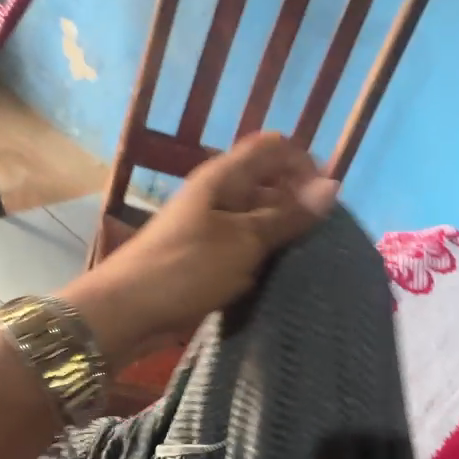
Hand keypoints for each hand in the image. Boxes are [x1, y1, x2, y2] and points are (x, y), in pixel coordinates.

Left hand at [60, 132, 339, 364]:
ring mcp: (213, 225)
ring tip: (306, 259)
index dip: (305, 164)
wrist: (127, 311)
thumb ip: (288, 216)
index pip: (275, 148)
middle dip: (299, 202)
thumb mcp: (243, 242)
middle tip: (321, 237)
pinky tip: (280, 276)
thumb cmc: (185, 269)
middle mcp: (220, 193)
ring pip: (261, 217)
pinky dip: (266, 255)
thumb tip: (331, 186)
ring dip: (284, 233)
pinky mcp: (209, 254)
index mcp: (225, 177)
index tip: (325, 202)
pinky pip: (248, 245)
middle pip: (271, 181)